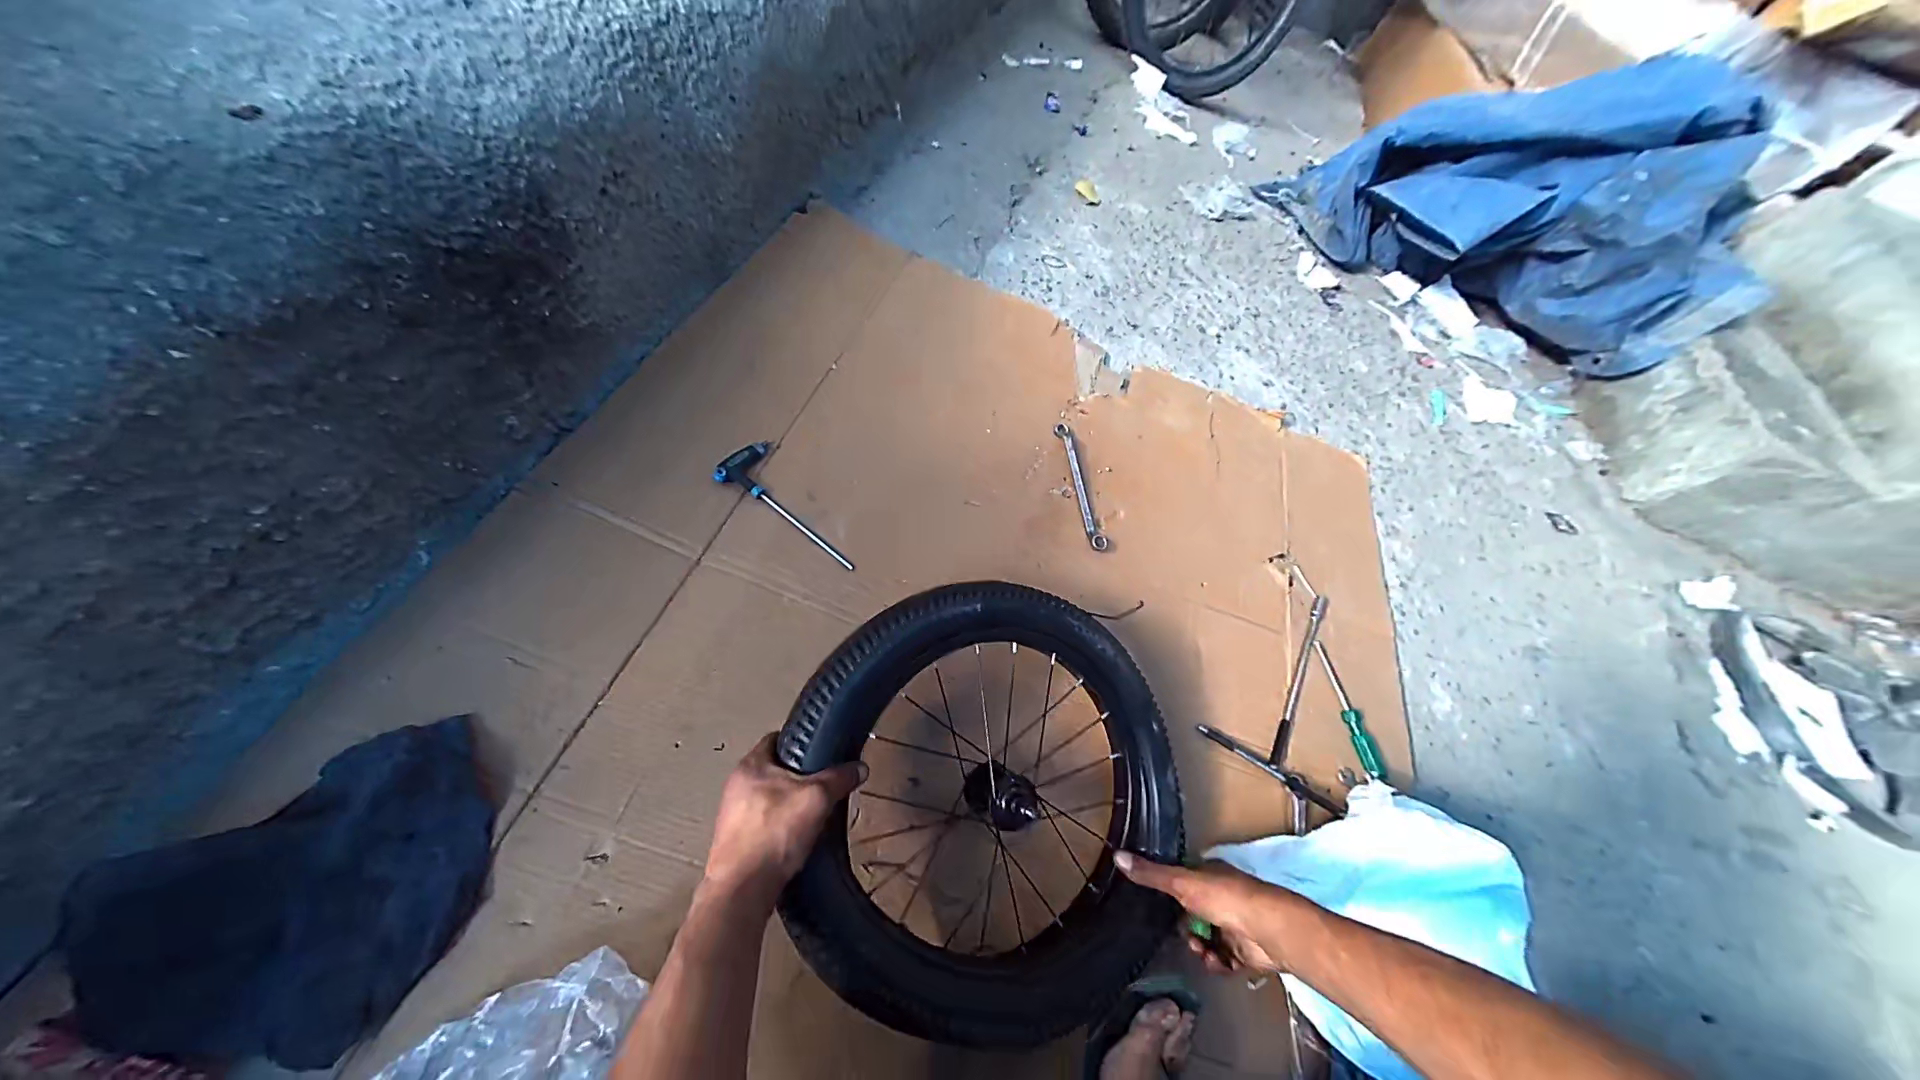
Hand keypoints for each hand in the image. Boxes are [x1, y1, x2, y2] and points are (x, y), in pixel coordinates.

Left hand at [702, 733, 865, 903]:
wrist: (742, 890)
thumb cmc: (775, 832)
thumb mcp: (816, 798)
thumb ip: (839, 778)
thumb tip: (860, 767)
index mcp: (750, 765)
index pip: (777, 738)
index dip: (801, 741)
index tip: (823, 751)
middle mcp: (736, 785)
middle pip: (775, 770)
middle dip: (800, 777)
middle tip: (824, 784)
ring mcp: (732, 815)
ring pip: (770, 798)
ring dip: (790, 803)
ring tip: (814, 813)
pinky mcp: (735, 842)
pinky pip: (764, 823)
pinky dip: (781, 827)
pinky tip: (797, 839)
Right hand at [1115, 853, 1291, 974]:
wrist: (1268, 930)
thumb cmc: (1225, 898)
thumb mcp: (1182, 883)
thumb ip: (1151, 874)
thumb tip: (1117, 856)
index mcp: (1210, 875)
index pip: (1184, 882)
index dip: (1171, 894)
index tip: (1159, 906)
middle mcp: (1223, 897)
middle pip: (1194, 914)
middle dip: (1185, 928)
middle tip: (1185, 935)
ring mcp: (1235, 924)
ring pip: (1207, 939)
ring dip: (1200, 948)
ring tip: (1201, 951)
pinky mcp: (1246, 951)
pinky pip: (1223, 959)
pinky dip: (1217, 963)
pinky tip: (1215, 961)